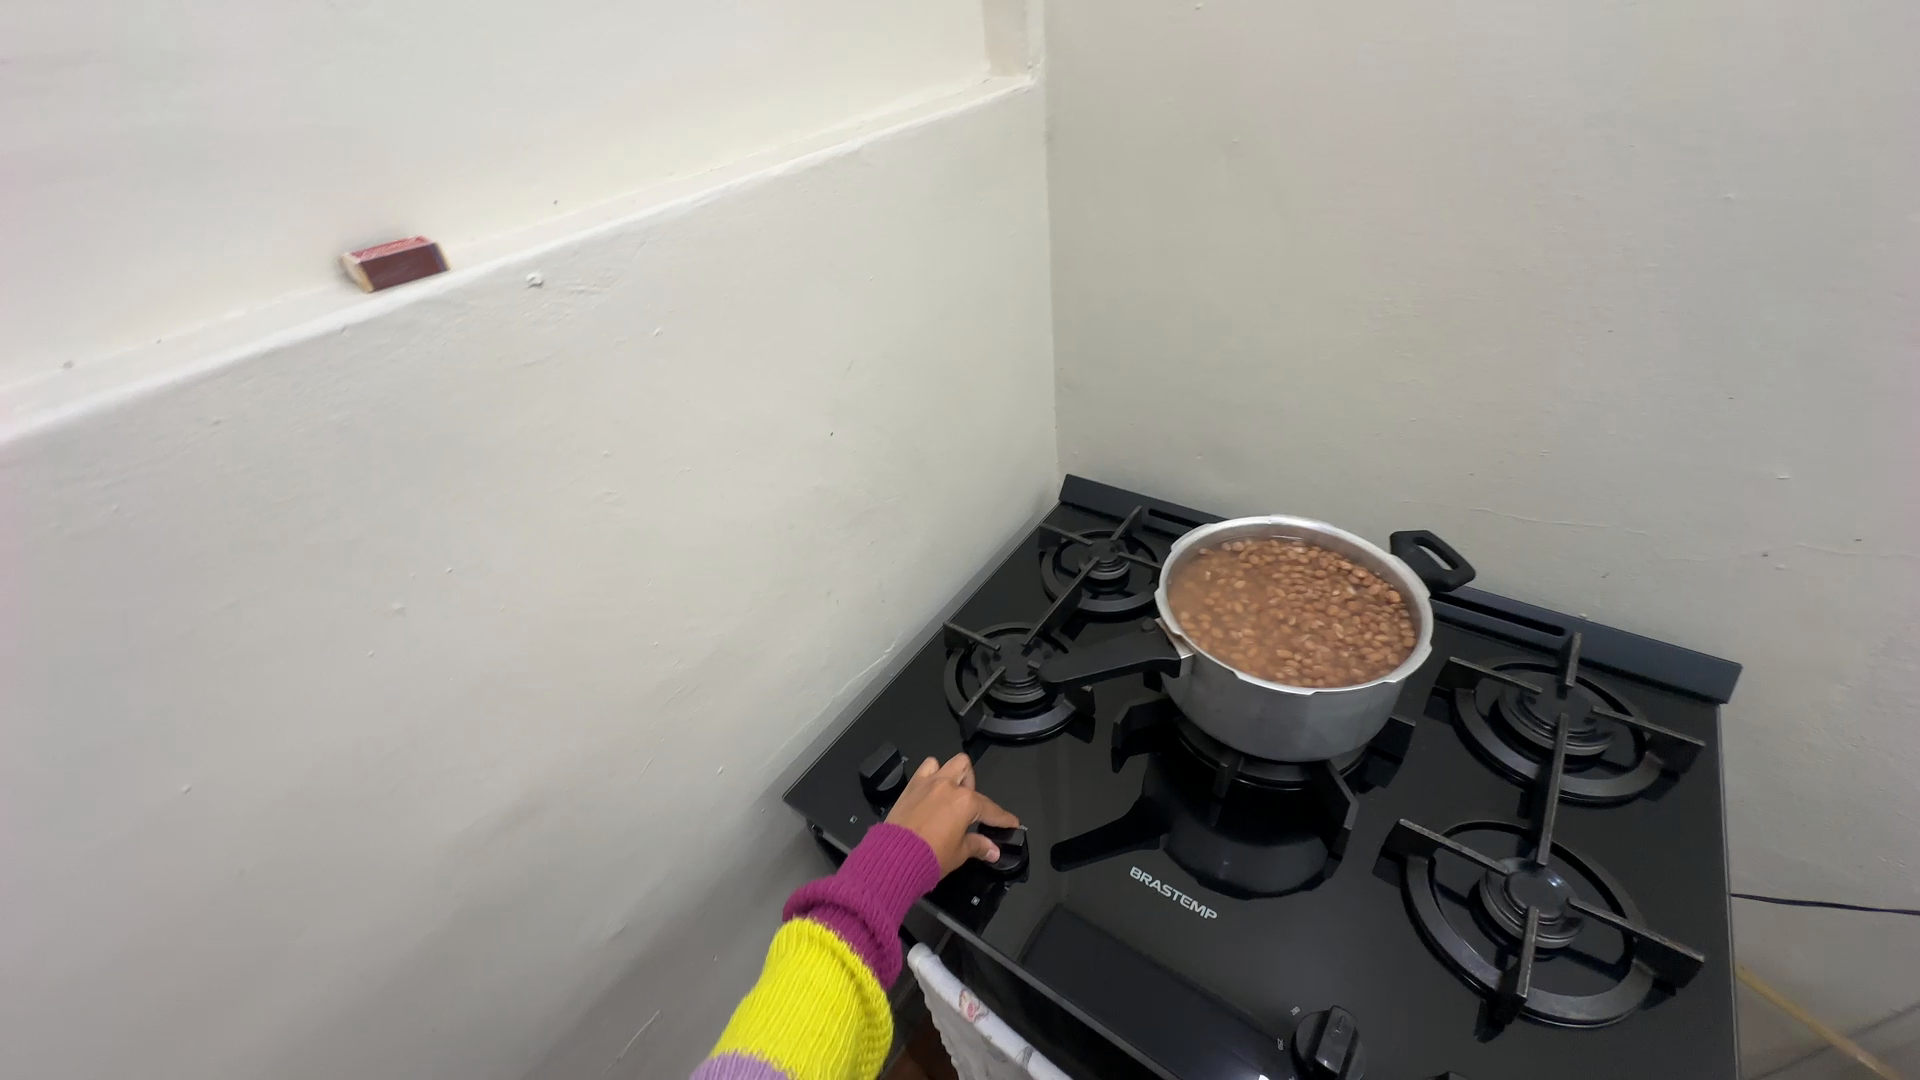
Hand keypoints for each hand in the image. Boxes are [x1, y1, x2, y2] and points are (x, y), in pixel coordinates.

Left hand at [884, 753, 1020, 875]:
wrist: (896, 857)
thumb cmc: (932, 856)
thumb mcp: (959, 853)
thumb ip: (978, 846)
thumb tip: (994, 850)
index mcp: (966, 802)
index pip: (991, 809)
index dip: (1003, 818)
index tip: (1012, 823)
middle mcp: (949, 786)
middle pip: (967, 771)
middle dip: (972, 786)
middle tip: (969, 809)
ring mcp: (929, 782)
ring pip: (947, 763)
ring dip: (952, 775)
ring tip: (950, 795)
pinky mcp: (911, 786)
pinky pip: (925, 769)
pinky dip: (931, 775)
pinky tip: (932, 791)